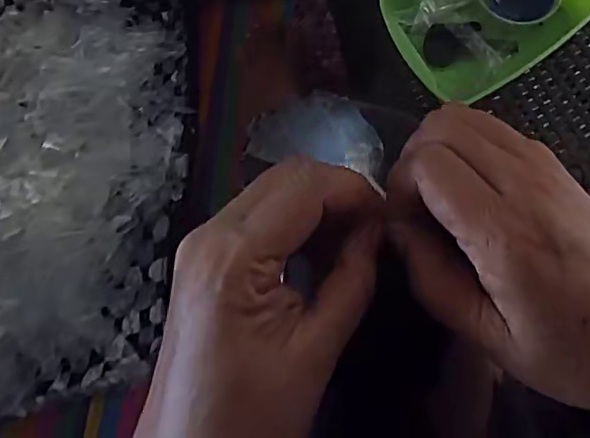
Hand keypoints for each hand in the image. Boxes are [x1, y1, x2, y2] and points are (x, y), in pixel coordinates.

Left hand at [136, 157, 381, 437]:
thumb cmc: (250, 418)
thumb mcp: (314, 353)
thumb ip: (352, 280)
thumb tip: (378, 228)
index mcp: (233, 253)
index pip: (304, 184)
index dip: (353, 189)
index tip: (388, 214)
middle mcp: (210, 231)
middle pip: (286, 176)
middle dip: (337, 191)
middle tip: (374, 226)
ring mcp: (201, 239)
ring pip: (273, 189)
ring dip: (317, 204)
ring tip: (354, 240)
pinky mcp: (203, 253)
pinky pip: (258, 213)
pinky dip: (294, 220)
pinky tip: (319, 251)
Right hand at [386, 104, 589, 422]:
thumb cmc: (577, 348)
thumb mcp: (495, 343)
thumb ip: (435, 283)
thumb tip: (399, 231)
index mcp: (504, 231)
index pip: (428, 162)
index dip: (401, 186)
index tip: (407, 225)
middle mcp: (520, 179)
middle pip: (439, 125)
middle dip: (411, 160)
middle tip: (418, 207)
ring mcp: (536, 159)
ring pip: (460, 114)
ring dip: (435, 145)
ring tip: (439, 193)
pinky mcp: (545, 154)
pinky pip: (485, 122)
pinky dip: (462, 140)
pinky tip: (470, 185)